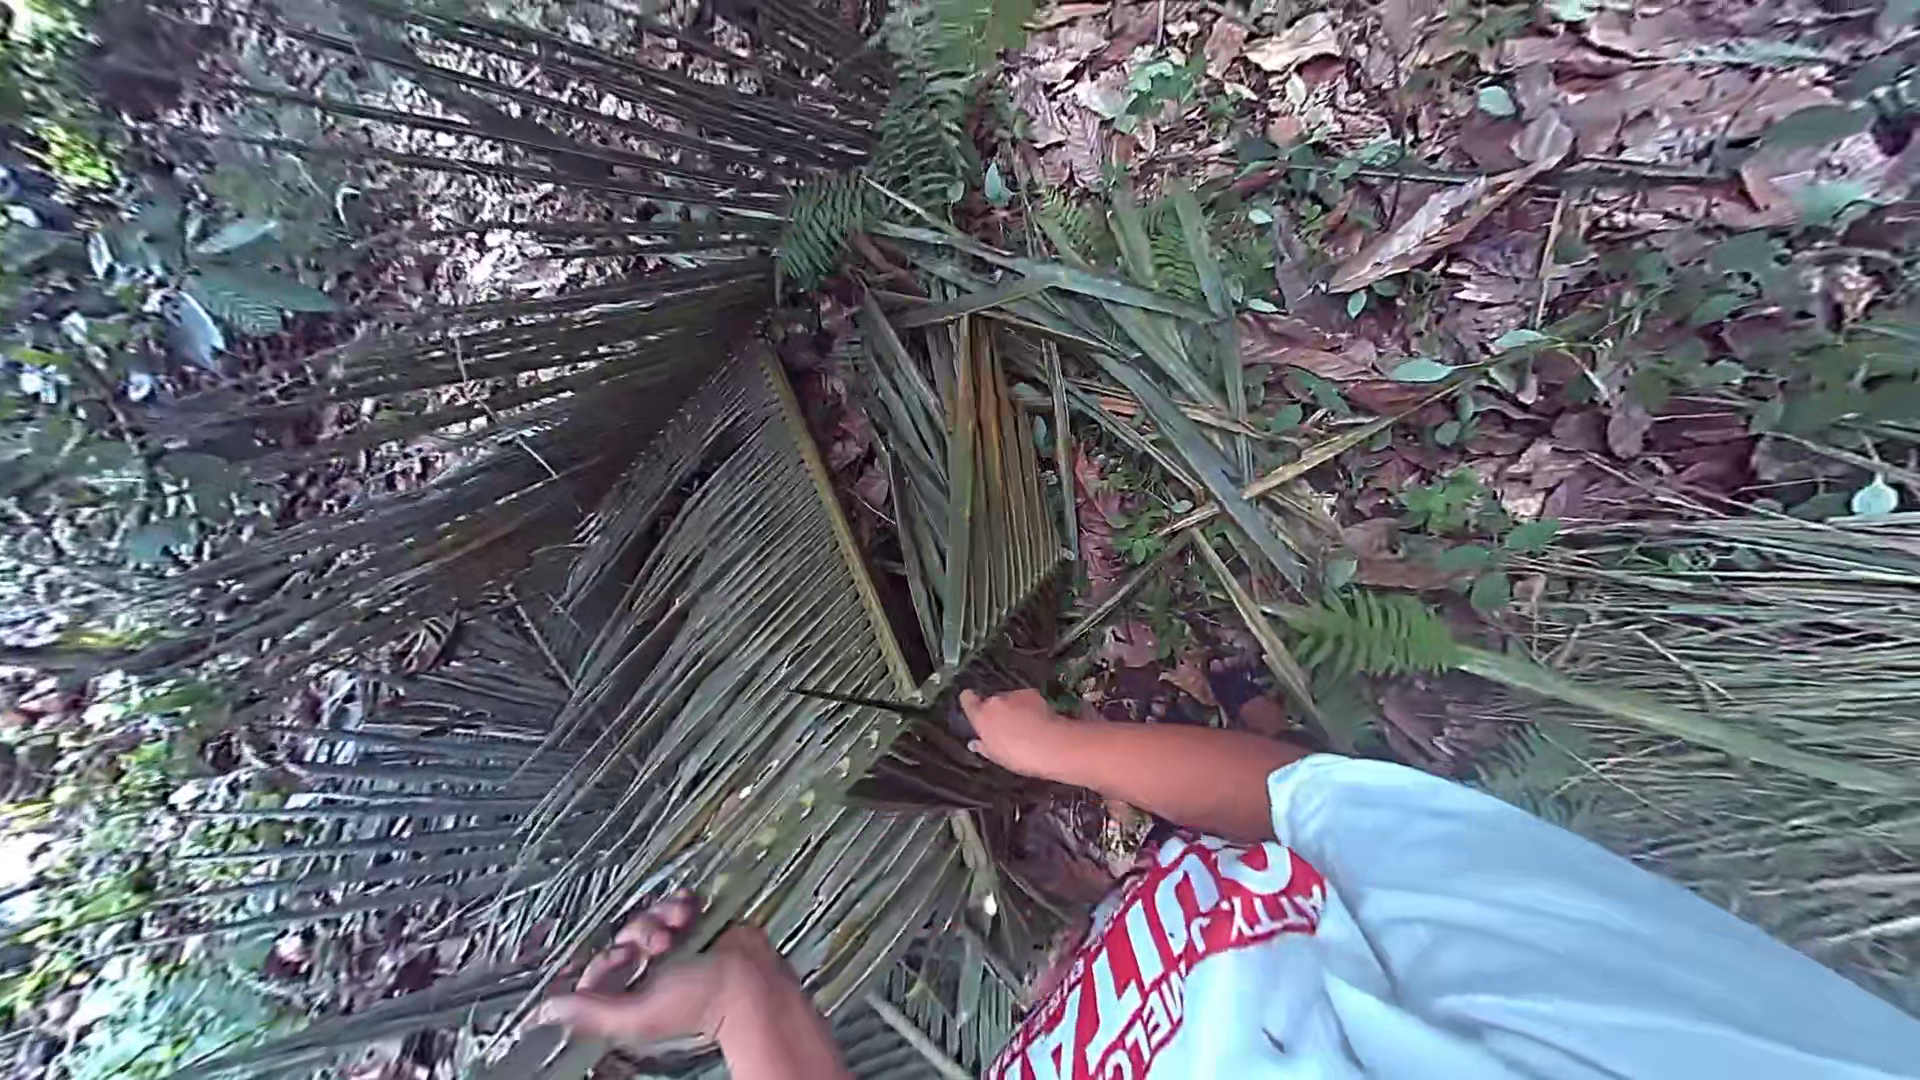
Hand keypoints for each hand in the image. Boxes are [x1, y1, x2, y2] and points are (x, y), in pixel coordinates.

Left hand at [532, 893, 789, 1043]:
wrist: (748, 979)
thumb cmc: (698, 1002)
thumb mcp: (638, 1014)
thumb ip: (591, 1012)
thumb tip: (540, 1013)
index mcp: (631, 990)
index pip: (602, 964)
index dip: (609, 957)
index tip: (624, 958)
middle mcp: (649, 964)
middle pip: (628, 933)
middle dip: (642, 932)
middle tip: (661, 943)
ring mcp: (676, 940)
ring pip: (653, 913)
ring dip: (664, 914)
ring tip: (682, 923)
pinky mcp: (699, 919)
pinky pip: (680, 899)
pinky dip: (684, 900)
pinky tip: (692, 908)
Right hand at [960, 688, 1072, 780]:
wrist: (1051, 745)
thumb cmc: (1019, 756)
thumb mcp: (996, 756)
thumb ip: (983, 746)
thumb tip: (974, 743)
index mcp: (981, 716)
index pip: (967, 699)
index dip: (969, 701)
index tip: (972, 705)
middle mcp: (994, 701)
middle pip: (990, 702)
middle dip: (996, 711)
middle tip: (1004, 727)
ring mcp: (1014, 695)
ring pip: (1008, 699)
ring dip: (1012, 708)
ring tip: (1023, 725)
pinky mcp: (1032, 693)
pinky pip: (1024, 699)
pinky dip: (1028, 706)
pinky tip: (1036, 719)